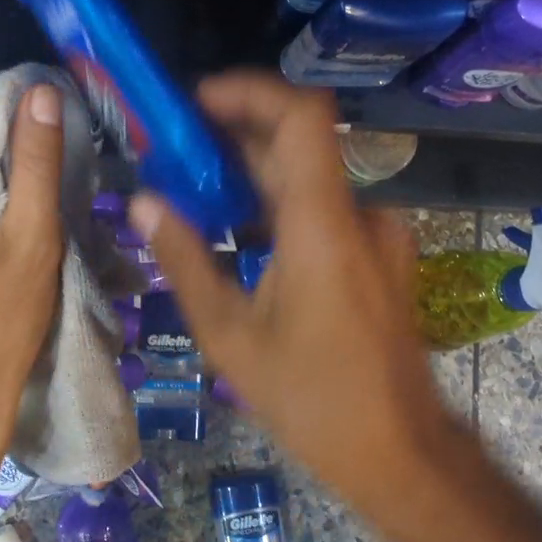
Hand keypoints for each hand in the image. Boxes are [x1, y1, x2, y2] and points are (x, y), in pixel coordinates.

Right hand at [128, 71, 464, 503]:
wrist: (398, 450)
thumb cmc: (311, 399)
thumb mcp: (231, 335)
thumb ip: (185, 261)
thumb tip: (144, 204)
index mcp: (322, 224)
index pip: (301, 116)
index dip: (250, 92)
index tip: (196, 102)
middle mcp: (359, 216)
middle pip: (299, 144)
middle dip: (235, 137)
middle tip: (174, 151)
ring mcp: (378, 237)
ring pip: (311, 181)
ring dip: (256, 177)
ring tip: (195, 193)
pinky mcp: (383, 259)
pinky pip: (326, 213)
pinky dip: (282, 209)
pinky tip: (242, 237)